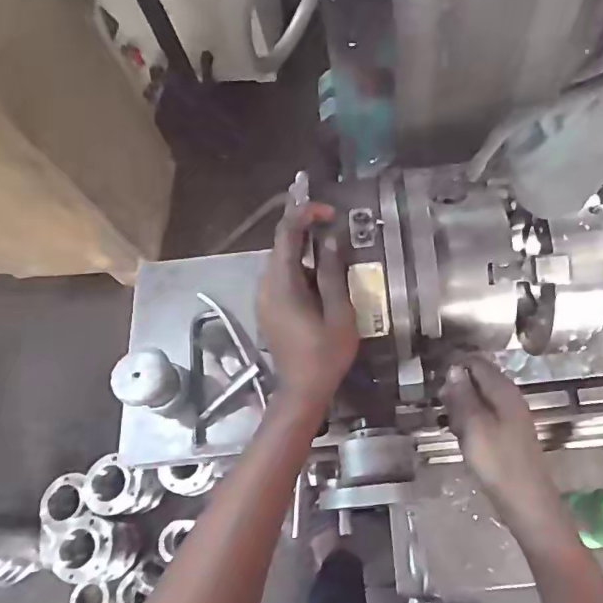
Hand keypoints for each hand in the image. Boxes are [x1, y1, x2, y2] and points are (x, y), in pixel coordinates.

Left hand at [258, 198, 358, 410]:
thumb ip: (332, 273)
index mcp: (282, 284)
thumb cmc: (325, 354)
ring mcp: (264, 298)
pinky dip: (301, 268)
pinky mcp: (268, 308)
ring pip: (283, 262)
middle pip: (282, 245)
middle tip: (334, 222)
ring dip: (305, 250)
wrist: (302, 390)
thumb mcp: (338, 312)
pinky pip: (283, 278)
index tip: (330, 211)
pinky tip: (322, 278)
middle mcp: (266, 286)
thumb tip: (330, 240)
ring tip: (333, 249)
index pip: (286, 234)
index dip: (305, 214)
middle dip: (306, 229)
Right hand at [442, 357, 563, 524]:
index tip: (435, 384)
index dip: (455, 368)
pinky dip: (470, 423)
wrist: (526, 502)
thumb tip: (454, 369)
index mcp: (503, 390)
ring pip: (480, 401)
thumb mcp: (473, 425)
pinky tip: (462, 438)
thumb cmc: (497, 462)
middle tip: (441, 409)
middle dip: (456, 390)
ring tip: (449, 425)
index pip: (477, 363)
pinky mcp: (508, 435)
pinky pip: (484, 418)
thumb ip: (463, 395)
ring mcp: (511, 417)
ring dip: (461, 408)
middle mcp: (510, 398)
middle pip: (478, 380)